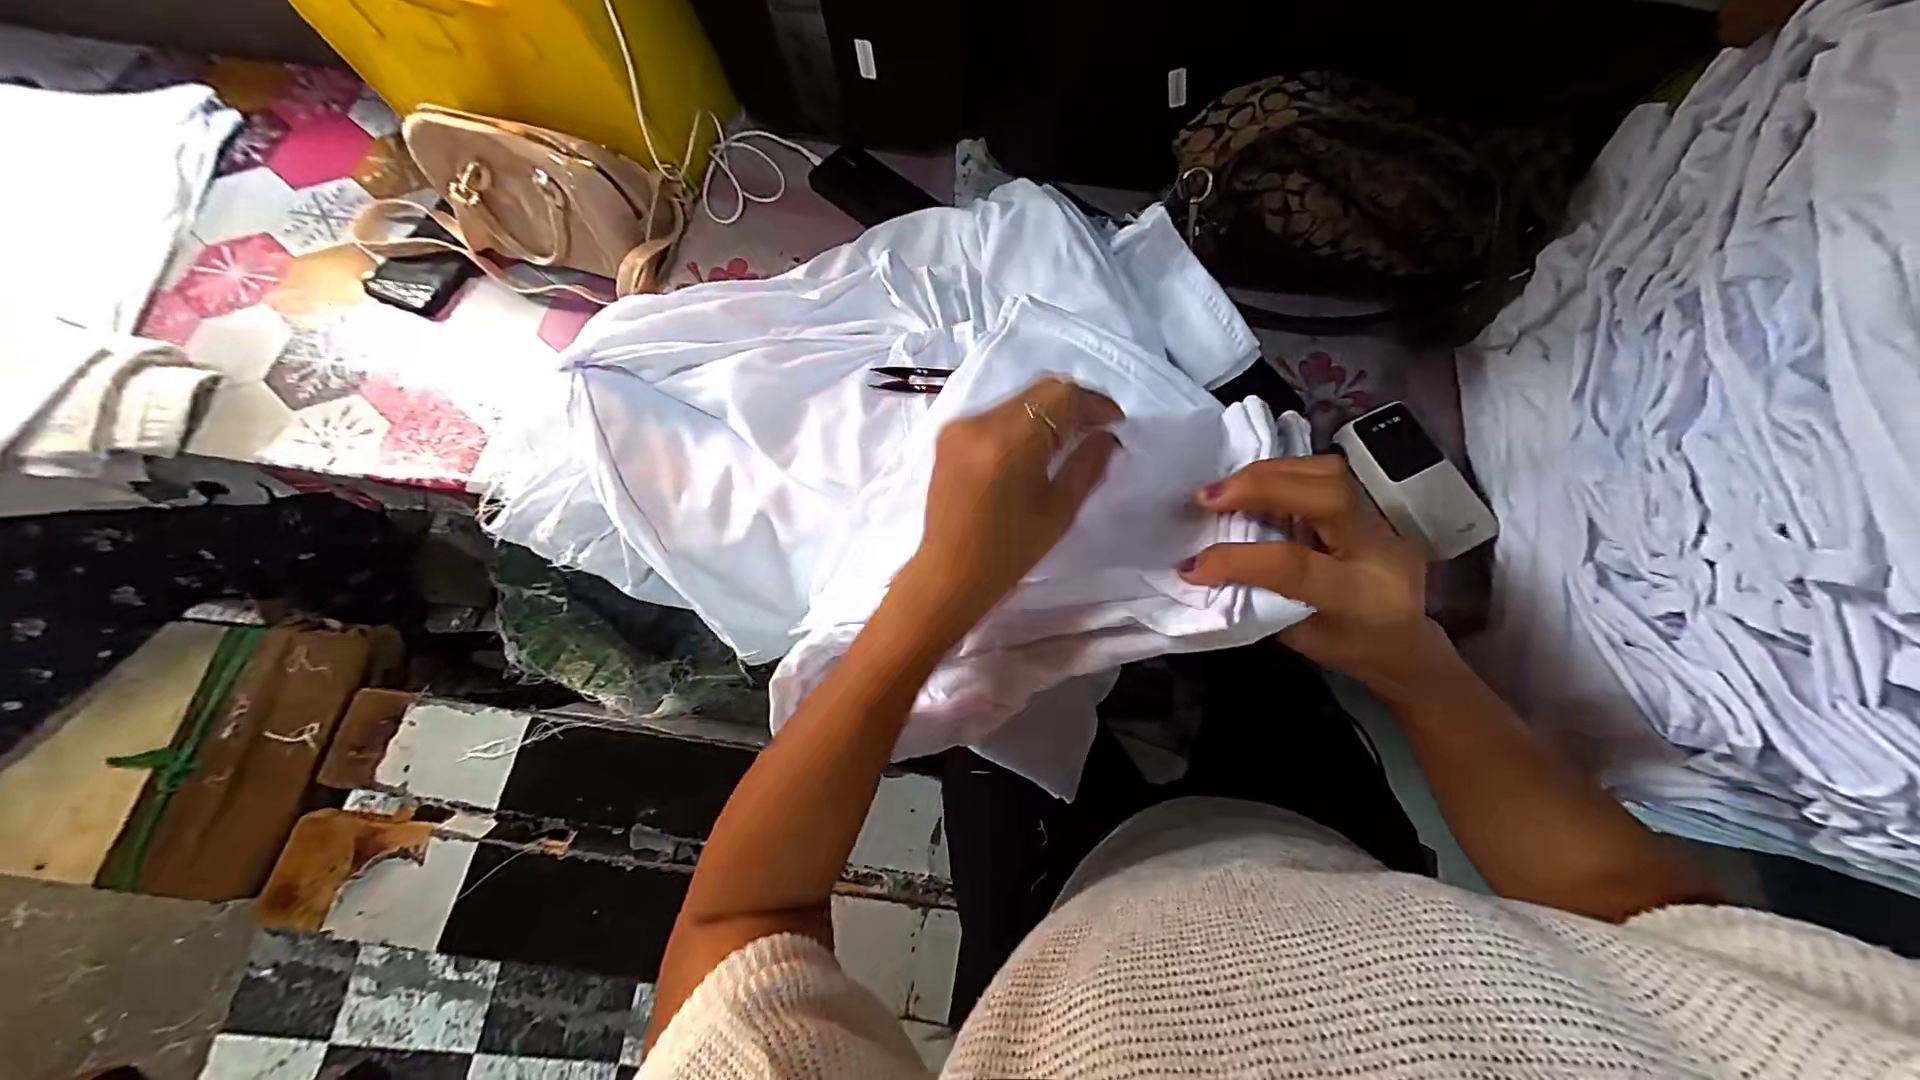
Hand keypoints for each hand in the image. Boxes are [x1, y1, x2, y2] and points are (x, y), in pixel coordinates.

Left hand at [904, 377, 1121, 626]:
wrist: (950, 574)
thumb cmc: (1009, 552)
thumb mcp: (1059, 511)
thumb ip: (1087, 464)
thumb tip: (1107, 435)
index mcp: (1008, 442)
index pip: (1062, 397)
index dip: (1095, 404)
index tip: (1115, 422)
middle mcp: (979, 422)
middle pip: (1039, 390)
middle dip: (1074, 402)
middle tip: (1097, 427)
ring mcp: (958, 426)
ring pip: (1017, 397)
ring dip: (1047, 409)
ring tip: (1069, 437)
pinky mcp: (948, 435)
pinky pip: (995, 413)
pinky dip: (1022, 419)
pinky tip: (1035, 445)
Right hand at [1178, 455, 1463, 703]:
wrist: (1407, 646)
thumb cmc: (1349, 650)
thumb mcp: (1299, 638)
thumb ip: (1261, 597)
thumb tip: (1208, 566)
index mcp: (1359, 596)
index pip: (1294, 564)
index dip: (1236, 559)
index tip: (1192, 566)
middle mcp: (1379, 550)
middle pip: (1327, 495)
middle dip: (1261, 487)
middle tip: (1206, 496)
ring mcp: (1381, 523)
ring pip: (1329, 474)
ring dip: (1268, 472)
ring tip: (1224, 486)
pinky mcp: (1372, 509)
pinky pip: (1326, 476)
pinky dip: (1282, 474)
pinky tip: (1252, 485)